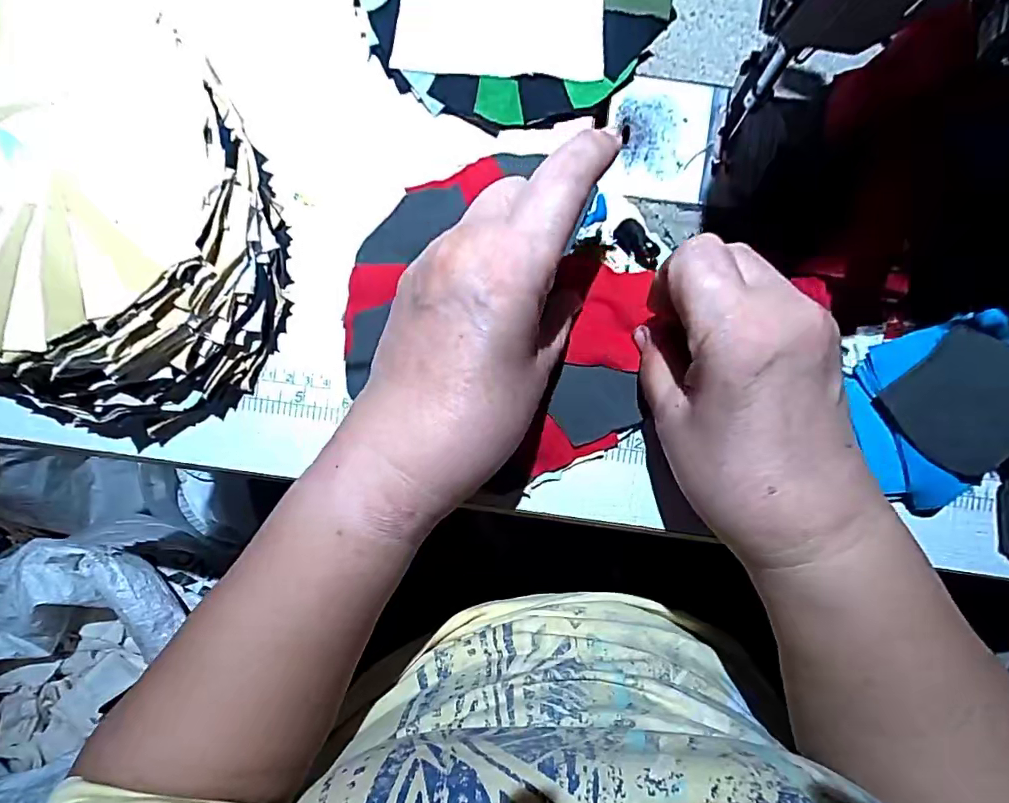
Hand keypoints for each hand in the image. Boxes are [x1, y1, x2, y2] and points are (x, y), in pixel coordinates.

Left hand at [332, 128, 621, 540]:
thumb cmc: (479, 420)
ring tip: (524, 268)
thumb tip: (574, 270)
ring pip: (477, 214)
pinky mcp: (405, 286)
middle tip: (567, 232)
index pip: (560, 177)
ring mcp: (426, 264)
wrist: (396, 452)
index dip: (592, 151)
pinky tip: (484, 291)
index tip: (612, 144)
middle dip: (547, 194)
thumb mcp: (539, 366)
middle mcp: (462, 246)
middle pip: (513, 186)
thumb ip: (562, 305)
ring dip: (508, 222)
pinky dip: (477, 247)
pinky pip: (451, 244)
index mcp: (509, 260)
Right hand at [636, 235, 892, 572]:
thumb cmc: (725, 474)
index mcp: (740, 328)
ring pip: (752, 267)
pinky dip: (741, 307)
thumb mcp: (669, 418)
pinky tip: (729, 356)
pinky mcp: (823, 332)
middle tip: (674, 335)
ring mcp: (813, 316)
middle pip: (727, 251)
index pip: (697, 255)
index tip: (656, 324)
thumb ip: (656, 361)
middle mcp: (786, 306)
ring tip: (701, 349)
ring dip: (716, 293)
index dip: (664, 281)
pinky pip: (772, 293)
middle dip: (689, 280)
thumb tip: (651, 330)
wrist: (808, 512)